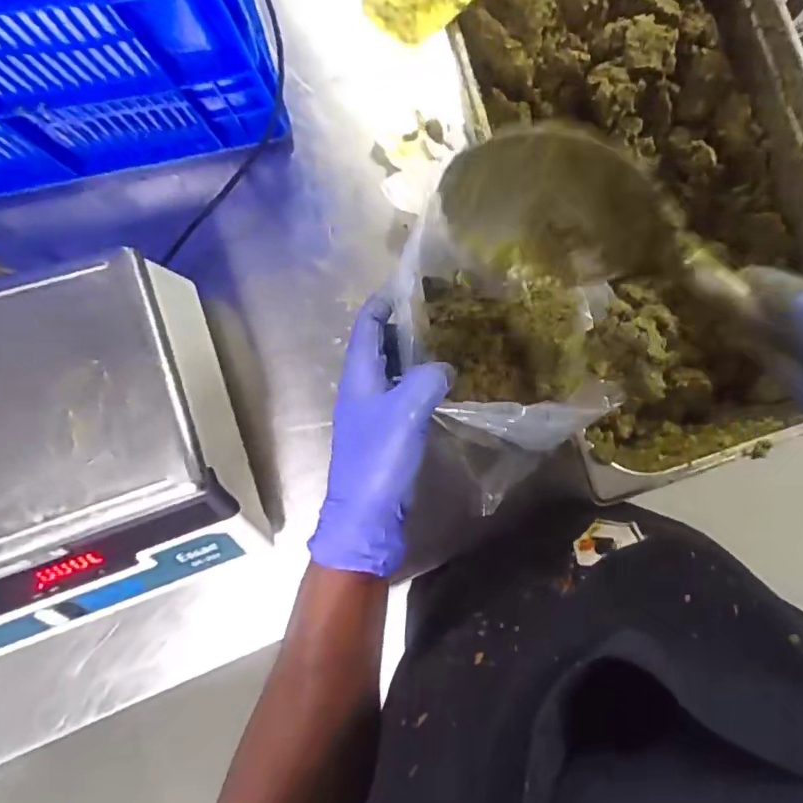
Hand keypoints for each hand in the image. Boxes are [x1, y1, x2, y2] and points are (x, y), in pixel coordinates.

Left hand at [308, 294, 452, 574]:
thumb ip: (427, 380)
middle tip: (433, 311)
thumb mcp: (406, 412)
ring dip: (409, 353)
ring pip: (389, 370)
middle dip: (399, 325)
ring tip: (440, 340)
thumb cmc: (380, 459)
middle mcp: (360, 390)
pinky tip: (438, 384)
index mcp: (358, 377)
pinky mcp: (384, 433)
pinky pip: (399, 394)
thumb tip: (444, 368)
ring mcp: (370, 413)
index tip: (406, 286)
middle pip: (375, 346)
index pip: (366, 327)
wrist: (366, 516)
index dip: (382, 304)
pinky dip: (416, 380)